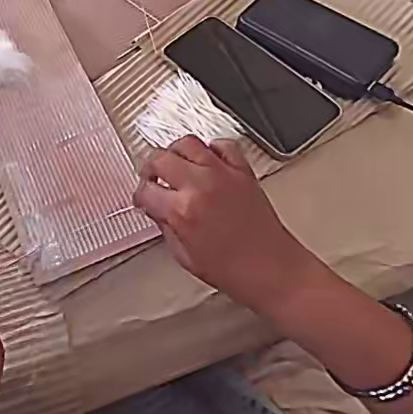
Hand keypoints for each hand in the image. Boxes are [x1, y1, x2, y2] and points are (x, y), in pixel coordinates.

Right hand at [133, 137, 332, 315]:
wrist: (272, 270)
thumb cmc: (235, 269)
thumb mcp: (184, 255)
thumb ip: (166, 226)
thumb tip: (157, 210)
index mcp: (182, 210)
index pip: (146, 190)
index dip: (140, 196)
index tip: (143, 199)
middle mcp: (201, 186)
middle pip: (161, 158)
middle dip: (150, 169)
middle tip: (152, 179)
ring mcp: (223, 175)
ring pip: (188, 143)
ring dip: (175, 153)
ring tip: (175, 164)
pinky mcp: (243, 172)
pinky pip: (222, 145)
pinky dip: (211, 149)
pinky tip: (207, 162)